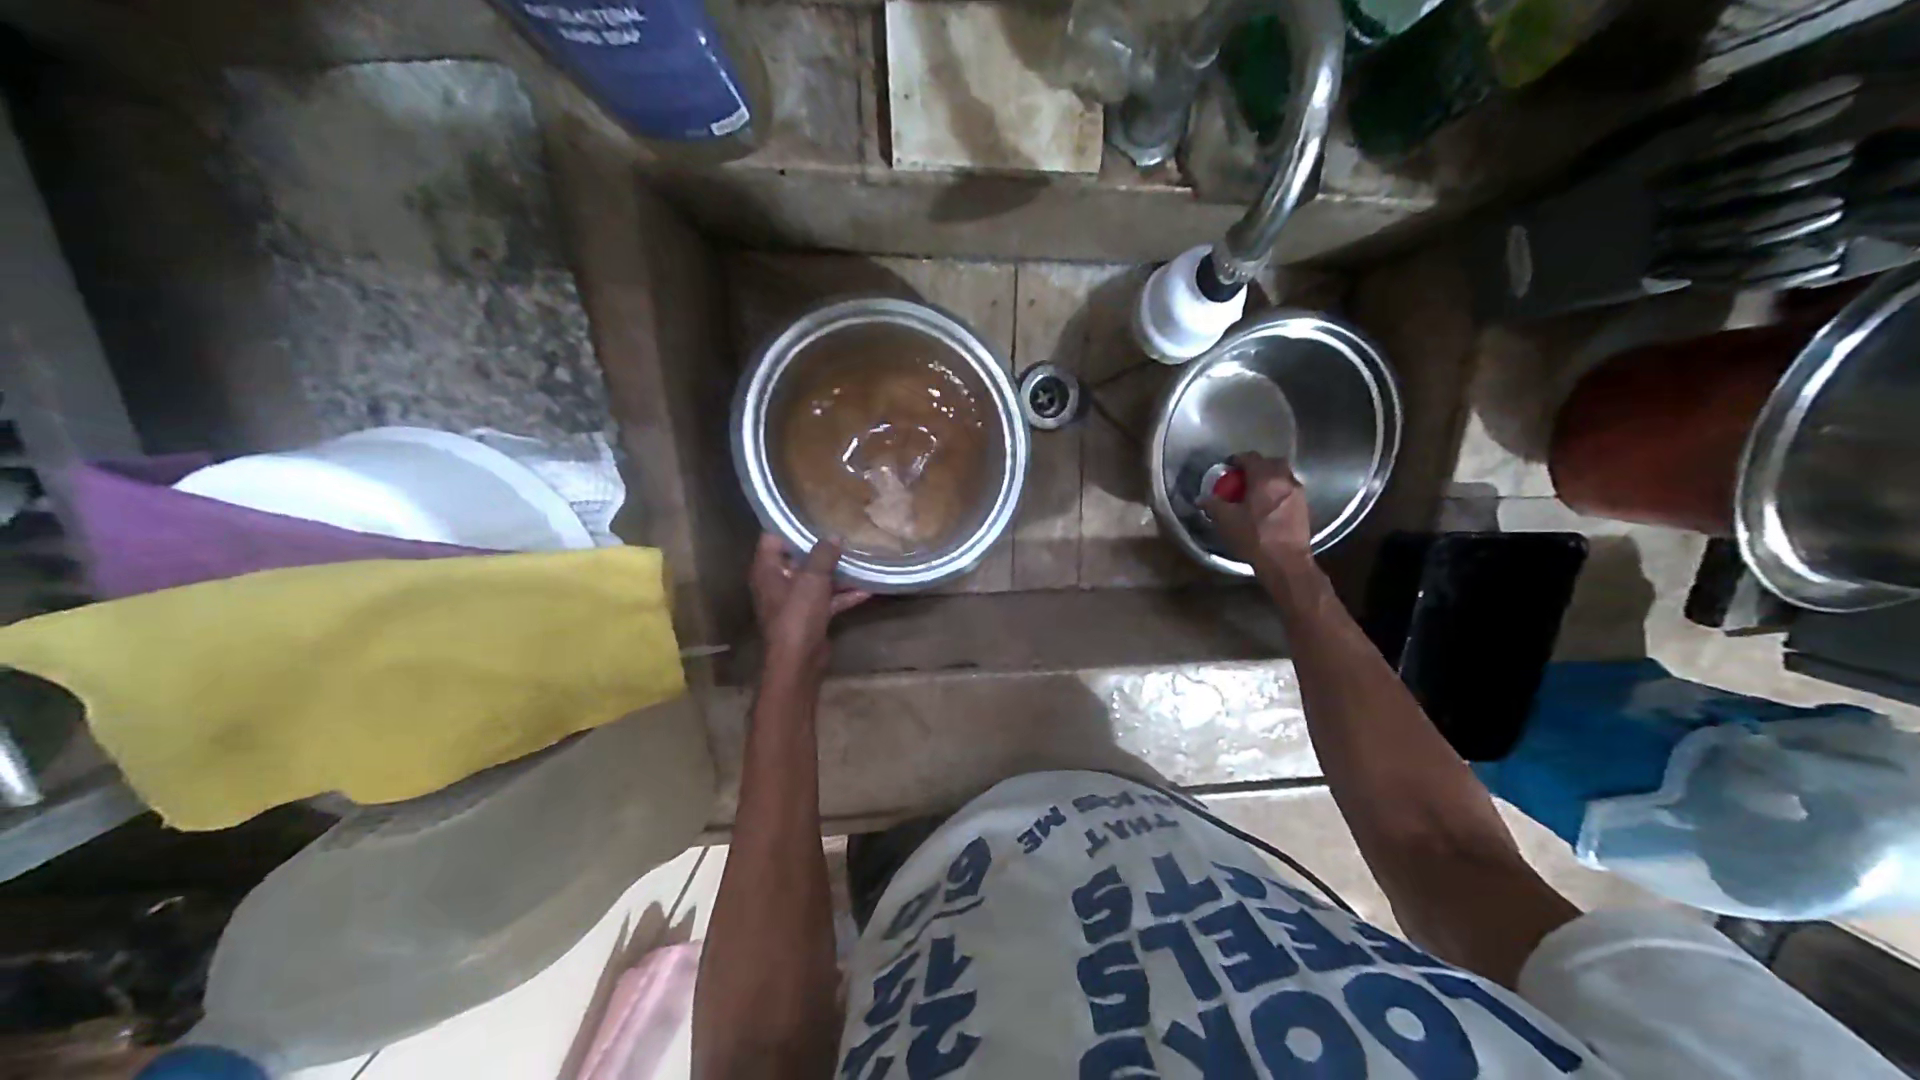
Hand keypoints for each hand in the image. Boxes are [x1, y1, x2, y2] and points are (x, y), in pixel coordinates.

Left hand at [750, 533, 869, 682]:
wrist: (798, 661)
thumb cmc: (797, 615)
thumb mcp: (812, 579)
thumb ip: (823, 554)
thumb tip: (834, 536)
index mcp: (766, 570)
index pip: (772, 538)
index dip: (790, 525)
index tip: (813, 513)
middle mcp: (776, 583)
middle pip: (797, 558)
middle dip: (820, 548)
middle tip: (844, 532)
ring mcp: (793, 602)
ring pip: (815, 580)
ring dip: (836, 572)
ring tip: (860, 557)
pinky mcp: (809, 618)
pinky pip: (827, 599)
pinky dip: (844, 594)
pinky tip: (868, 588)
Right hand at [1200, 452, 1312, 575]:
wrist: (1286, 562)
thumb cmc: (1254, 537)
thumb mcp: (1227, 521)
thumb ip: (1213, 505)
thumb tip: (1201, 499)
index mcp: (1264, 478)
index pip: (1250, 457)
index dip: (1237, 459)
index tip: (1228, 467)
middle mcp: (1284, 480)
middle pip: (1271, 462)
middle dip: (1257, 466)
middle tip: (1243, 478)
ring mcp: (1298, 493)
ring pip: (1283, 475)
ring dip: (1269, 478)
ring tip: (1256, 492)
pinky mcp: (1304, 506)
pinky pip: (1289, 489)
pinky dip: (1278, 491)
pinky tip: (1268, 506)